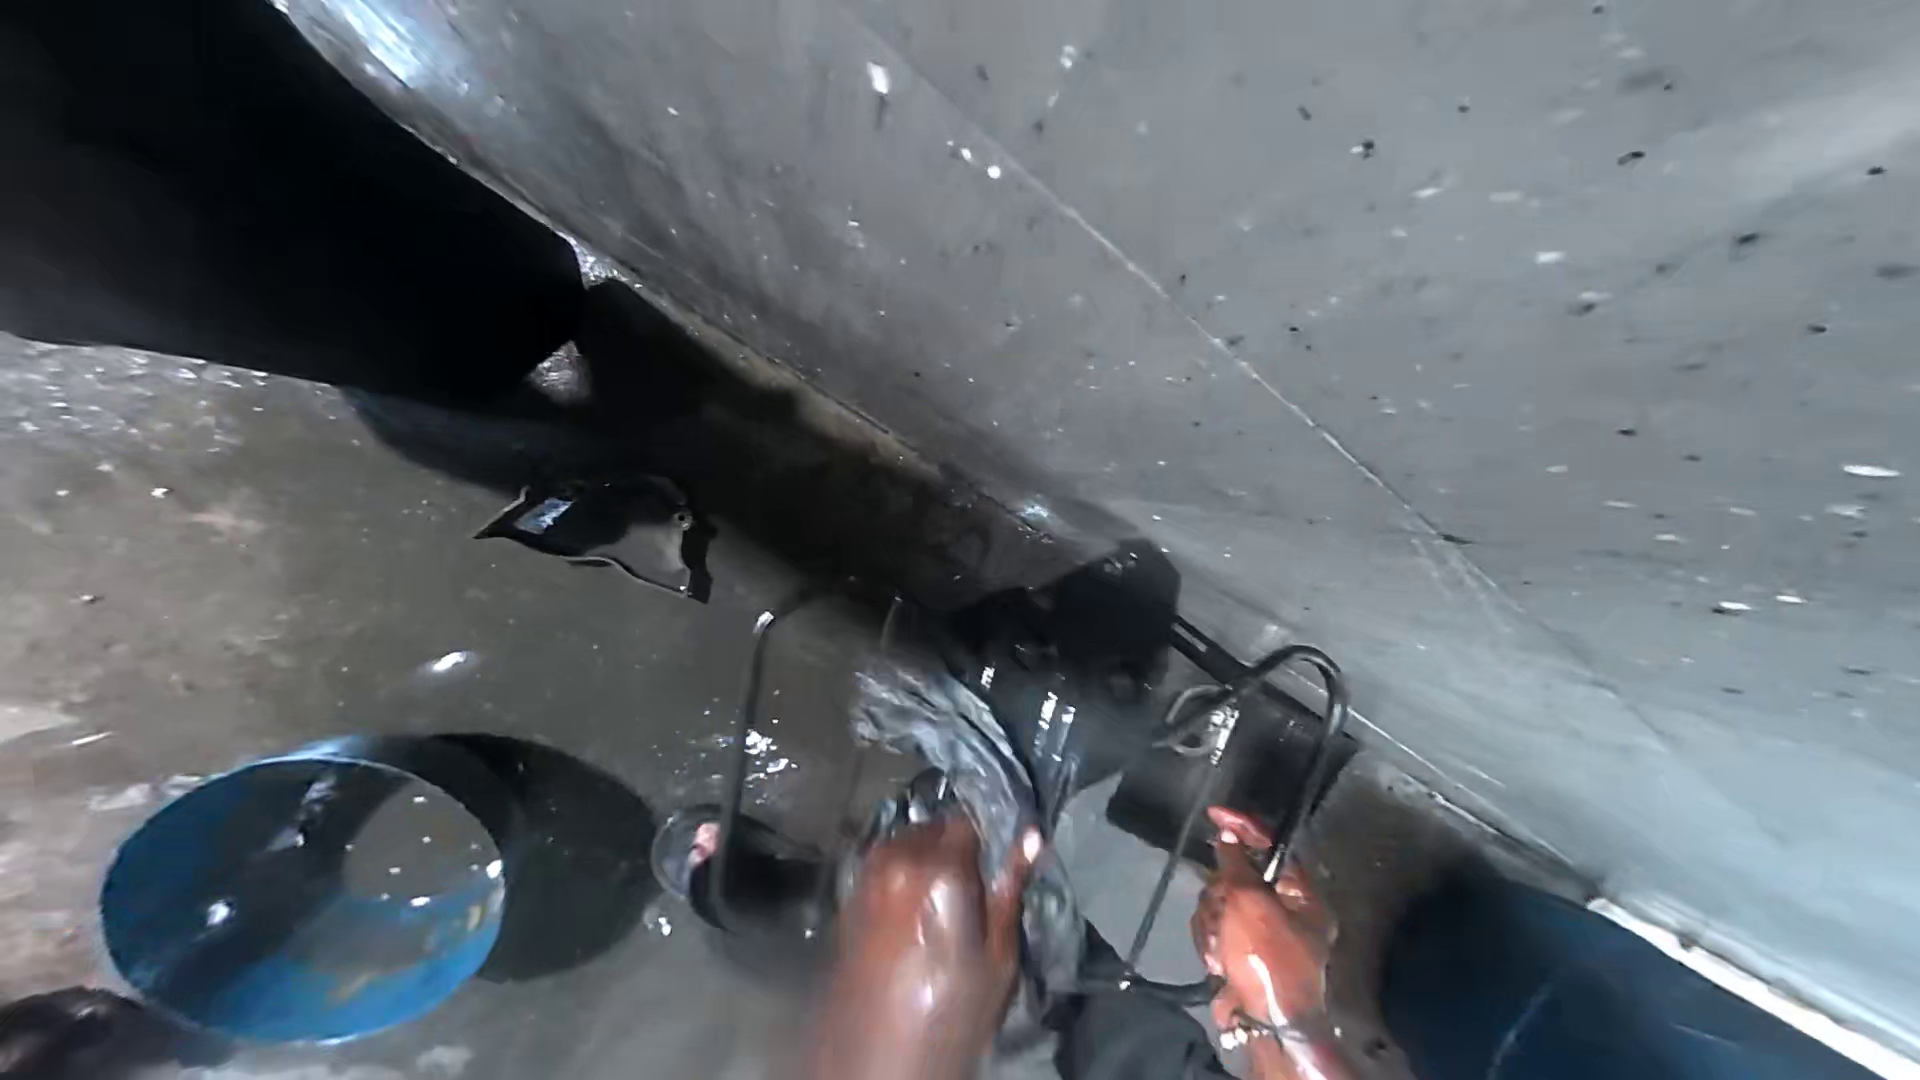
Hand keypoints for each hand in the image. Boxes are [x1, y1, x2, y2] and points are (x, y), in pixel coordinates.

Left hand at [804, 816, 1039, 1079]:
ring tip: (936, 895)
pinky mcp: (850, 892)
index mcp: (940, 870)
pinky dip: (900, 869)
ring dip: (924, 853)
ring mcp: (869, 874)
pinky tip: (909, 905)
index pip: (967, 821)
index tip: (991, 858)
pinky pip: (882, 860)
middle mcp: (900, 859)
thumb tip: (1032, 834)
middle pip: (934, 827)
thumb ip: (1010, 887)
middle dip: (953, 844)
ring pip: (906, 840)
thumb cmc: (952, 1012)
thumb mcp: (998, 957)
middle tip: (967, 883)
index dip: (983, 836)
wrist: (878, 1064)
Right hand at [1191, 807, 1331, 1035]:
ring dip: (1212, 919)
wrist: (1263, 1024)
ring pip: (1218, 899)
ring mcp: (1258, 931)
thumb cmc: (1266, 957)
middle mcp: (1283, 910)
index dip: (1243, 825)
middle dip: (1221, 893)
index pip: (1272, 845)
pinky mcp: (1237, 947)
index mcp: (1301, 896)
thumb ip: (1236, 863)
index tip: (1214, 814)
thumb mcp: (1249, 902)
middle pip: (1235, 875)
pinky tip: (1217, 959)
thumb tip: (1228, 836)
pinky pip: (1212, 924)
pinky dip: (1209, 938)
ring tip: (1220, 943)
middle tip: (1223, 911)